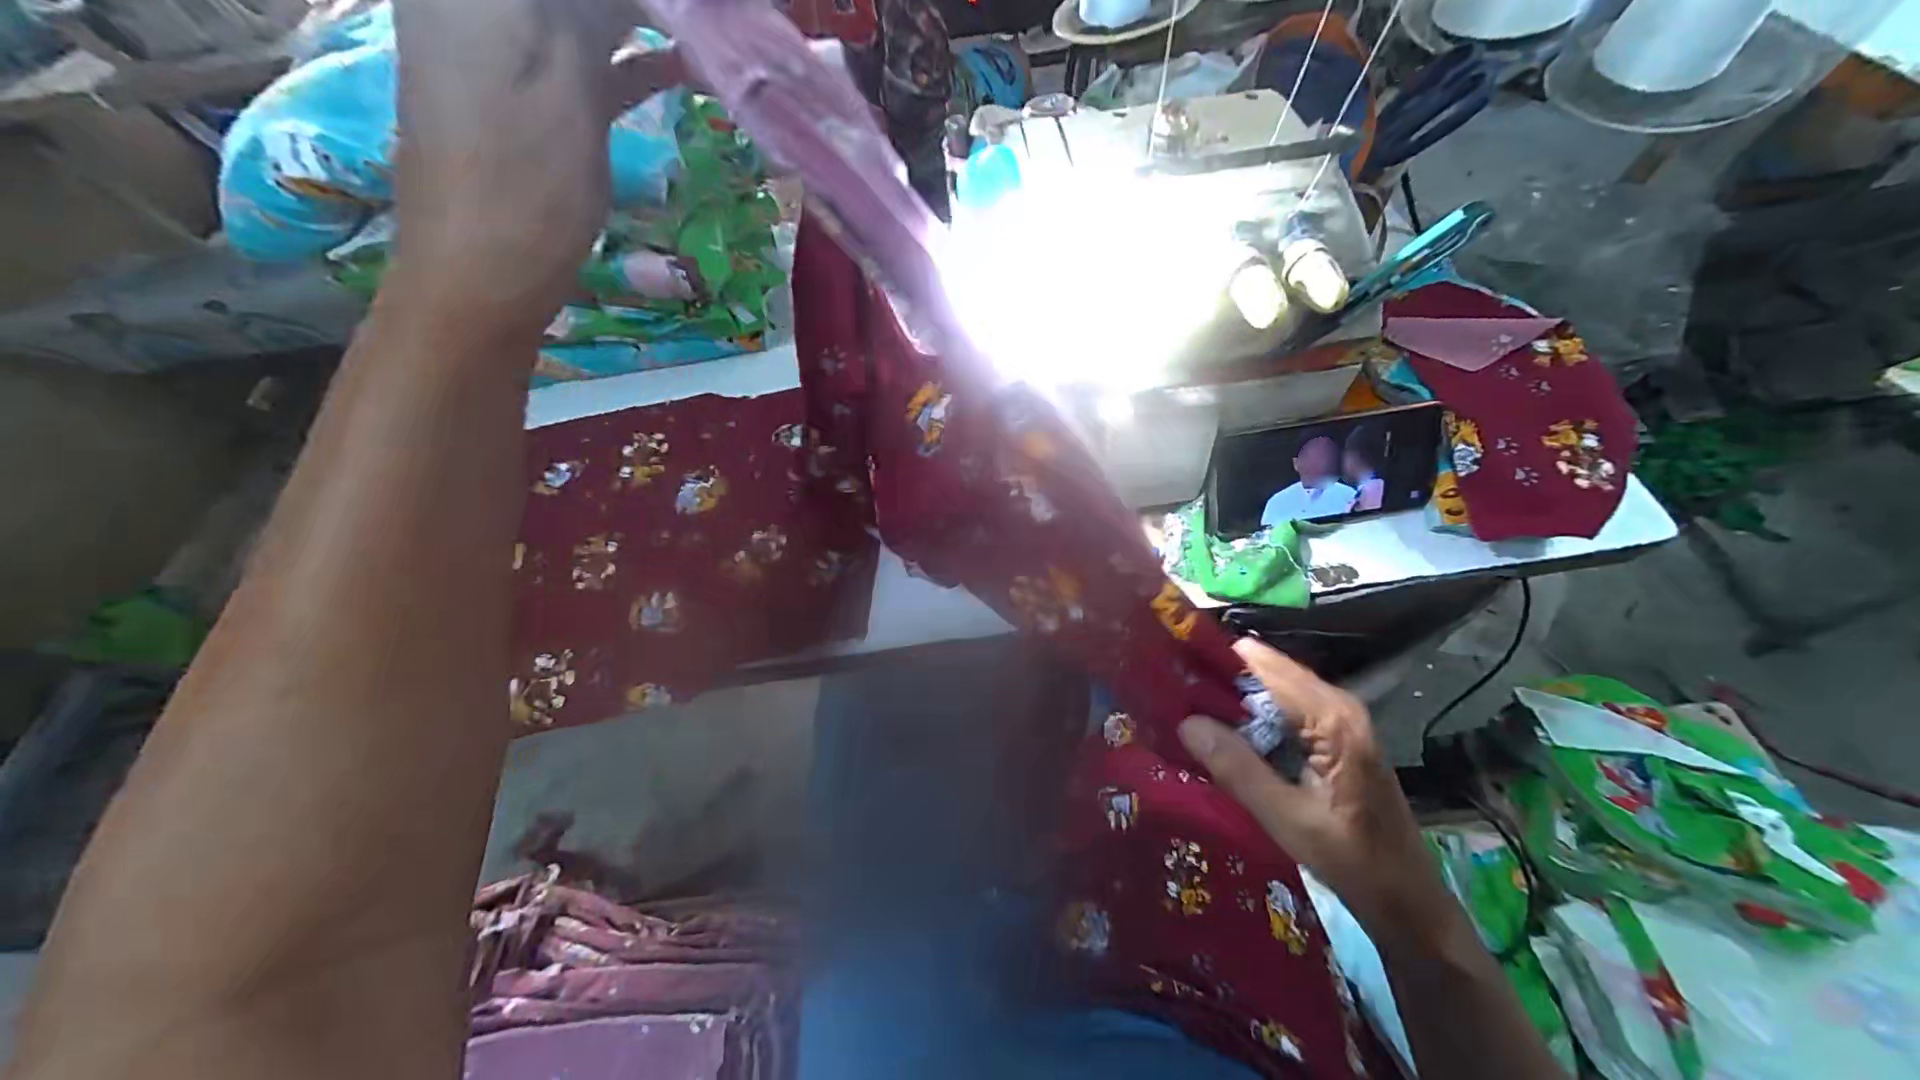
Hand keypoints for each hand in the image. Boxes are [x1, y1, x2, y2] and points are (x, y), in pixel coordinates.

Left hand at [387, 0, 684, 338]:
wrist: (479, 277)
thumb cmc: (525, 190)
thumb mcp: (569, 90)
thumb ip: (593, 15)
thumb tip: (653, 2)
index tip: (702, 14)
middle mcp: (477, 3)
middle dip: (642, 8)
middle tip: (707, 23)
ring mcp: (499, 48)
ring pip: (579, 15)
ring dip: (639, 23)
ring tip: (704, 38)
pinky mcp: (524, 95)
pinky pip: (581, 57)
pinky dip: (628, 60)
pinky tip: (679, 68)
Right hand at [1179, 638, 1445, 930]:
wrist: (1408, 899)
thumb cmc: (1352, 861)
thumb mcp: (1286, 819)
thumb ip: (1238, 768)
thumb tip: (1186, 721)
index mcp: (1331, 718)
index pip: (1260, 665)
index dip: (1215, 665)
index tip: (1172, 675)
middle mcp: (1338, 704)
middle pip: (1265, 670)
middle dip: (1220, 682)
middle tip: (1174, 700)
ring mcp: (1340, 717)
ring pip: (1272, 688)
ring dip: (1233, 700)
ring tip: (1189, 714)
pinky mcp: (1336, 733)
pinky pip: (1283, 708)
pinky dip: (1252, 716)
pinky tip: (1224, 736)